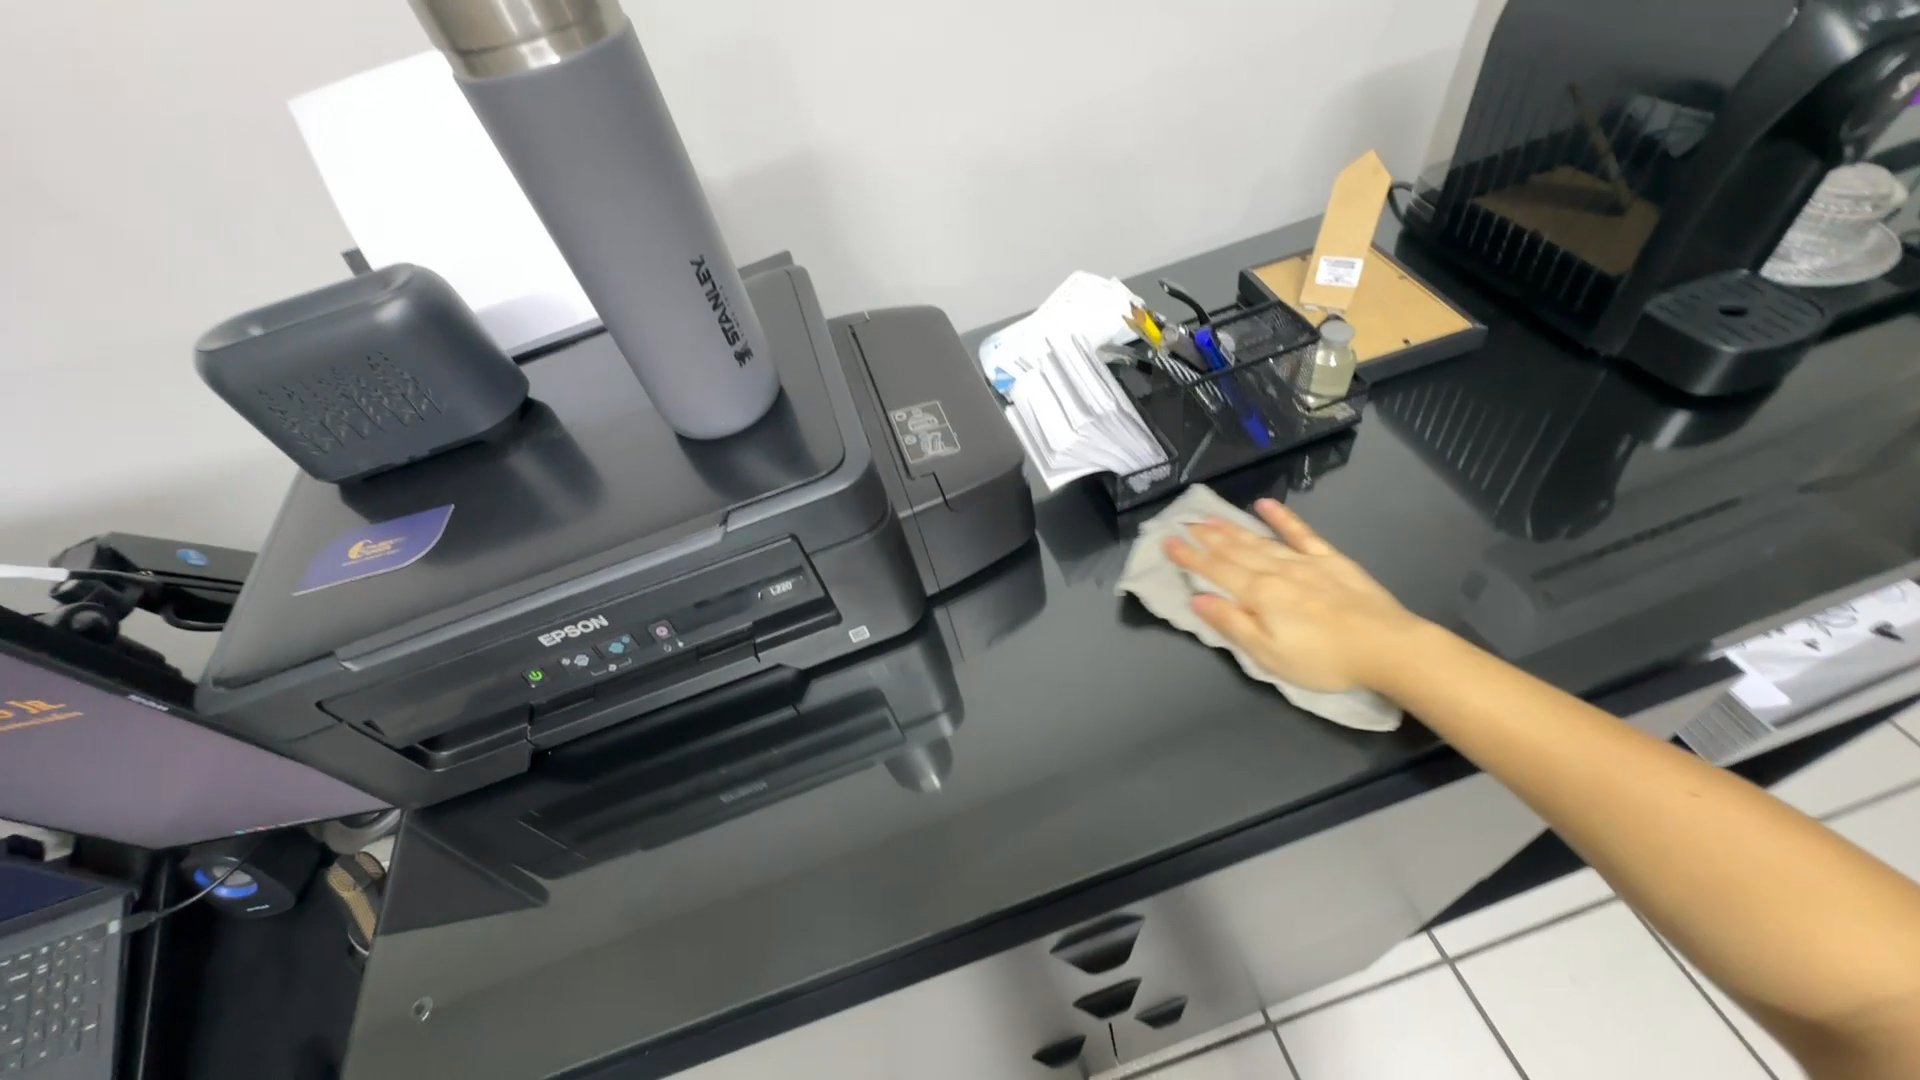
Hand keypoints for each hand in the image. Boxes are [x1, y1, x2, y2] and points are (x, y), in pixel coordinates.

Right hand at [1164, 499, 1430, 692]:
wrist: (1386, 647)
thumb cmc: (1323, 658)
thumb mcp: (1268, 653)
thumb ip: (1231, 622)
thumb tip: (1197, 598)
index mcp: (1258, 594)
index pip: (1214, 571)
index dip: (1189, 557)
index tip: (1167, 543)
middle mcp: (1276, 570)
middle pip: (1234, 550)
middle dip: (1206, 537)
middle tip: (1183, 523)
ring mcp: (1304, 562)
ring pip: (1260, 540)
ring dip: (1232, 528)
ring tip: (1210, 518)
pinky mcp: (1331, 561)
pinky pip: (1301, 533)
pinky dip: (1282, 518)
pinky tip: (1266, 505)